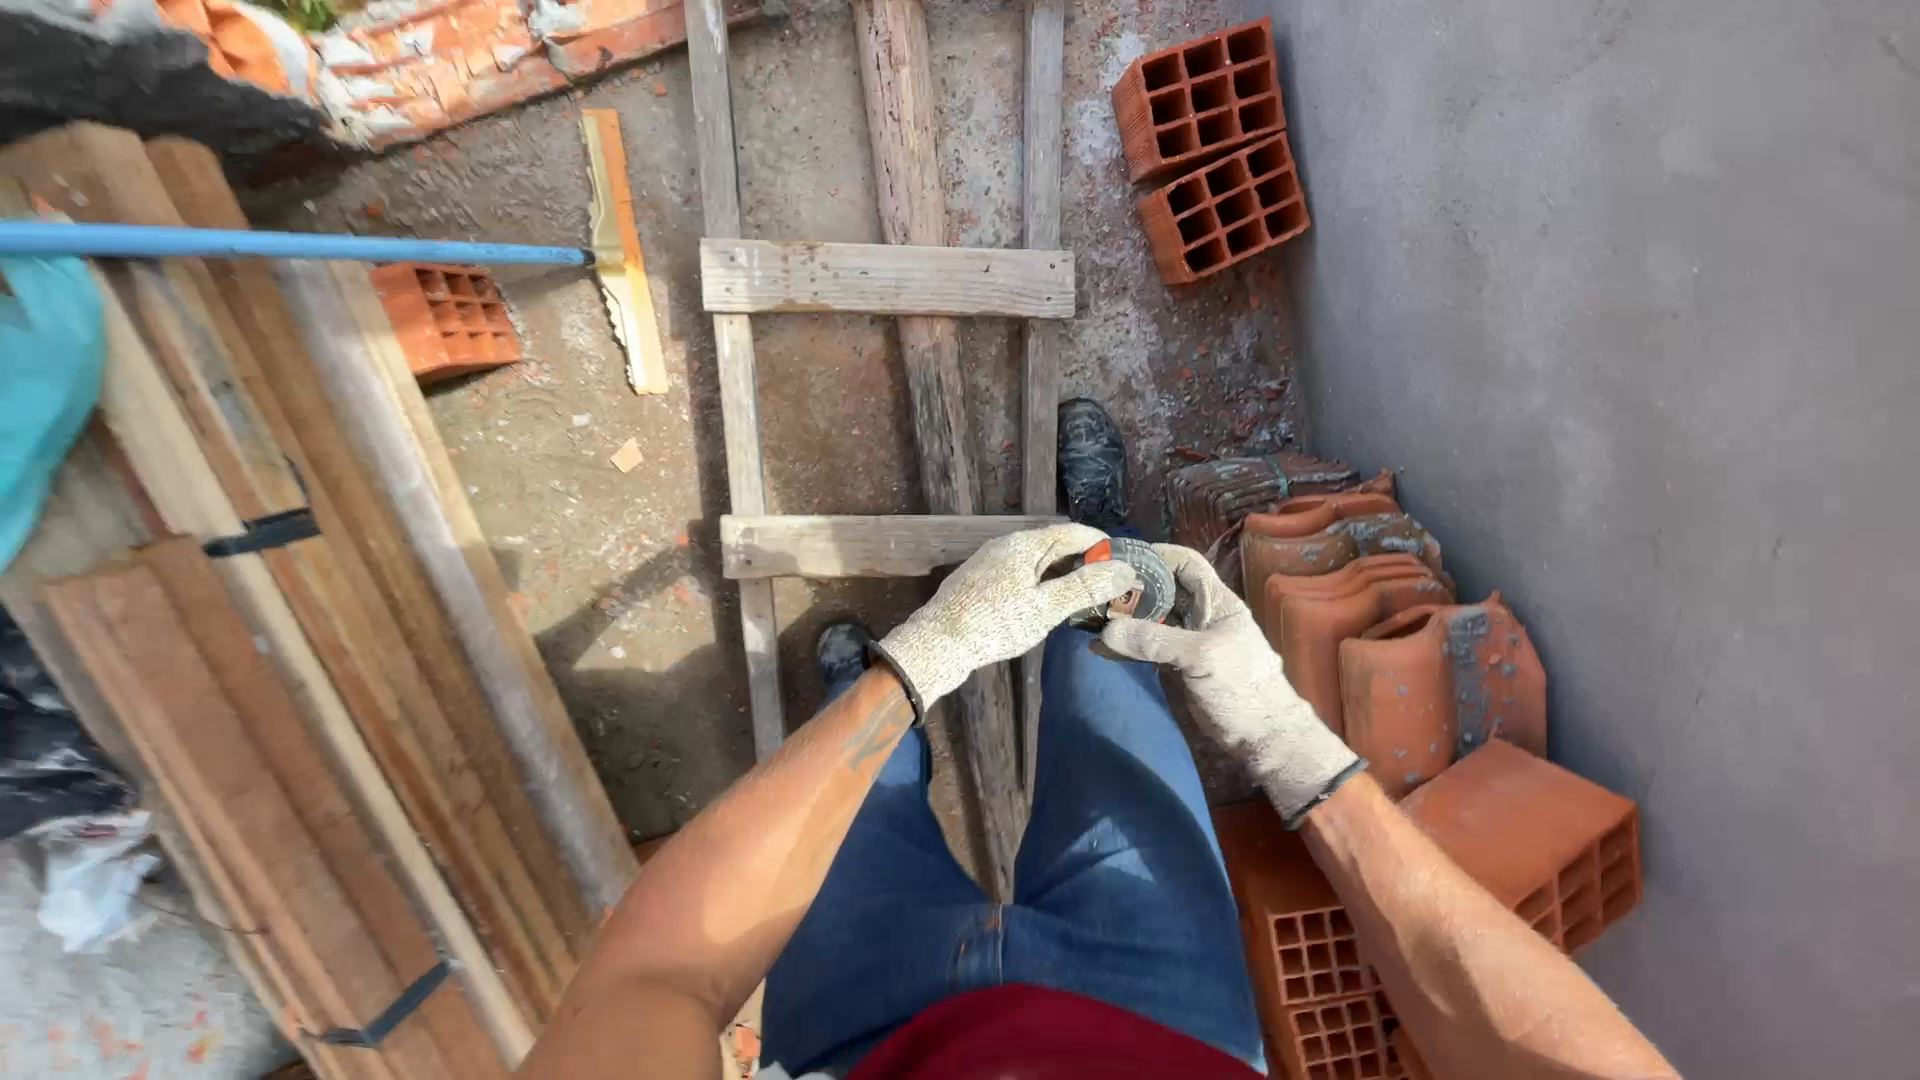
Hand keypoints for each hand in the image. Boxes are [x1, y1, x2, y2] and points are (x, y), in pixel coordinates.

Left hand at [875, 524, 1137, 717]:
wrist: (937, 645)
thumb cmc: (994, 625)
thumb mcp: (1046, 608)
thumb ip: (1085, 587)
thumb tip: (1124, 569)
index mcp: (1024, 544)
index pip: (1075, 532)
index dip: (1103, 545)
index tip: (1127, 564)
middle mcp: (1007, 545)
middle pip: (1056, 546)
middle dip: (1085, 563)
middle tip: (1112, 587)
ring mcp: (992, 564)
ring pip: (1038, 563)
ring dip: (1064, 576)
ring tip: (1087, 599)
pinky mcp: (982, 583)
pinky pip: (1022, 576)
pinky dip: (1043, 585)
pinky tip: (1048, 607)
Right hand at [1099, 543, 1364, 825]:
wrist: (1260, 738)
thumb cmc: (1242, 688)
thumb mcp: (1200, 657)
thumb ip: (1154, 640)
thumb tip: (1107, 630)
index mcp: (1216, 602)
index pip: (1186, 563)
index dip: (1157, 555)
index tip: (1122, 557)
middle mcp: (1200, 615)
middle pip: (1162, 590)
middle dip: (1131, 587)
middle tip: (1097, 588)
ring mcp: (1187, 641)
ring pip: (1150, 619)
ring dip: (1123, 618)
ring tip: (1093, 617)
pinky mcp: (1176, 665)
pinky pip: (1146, 647)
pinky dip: (1124, 645)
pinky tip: (1100, 648)